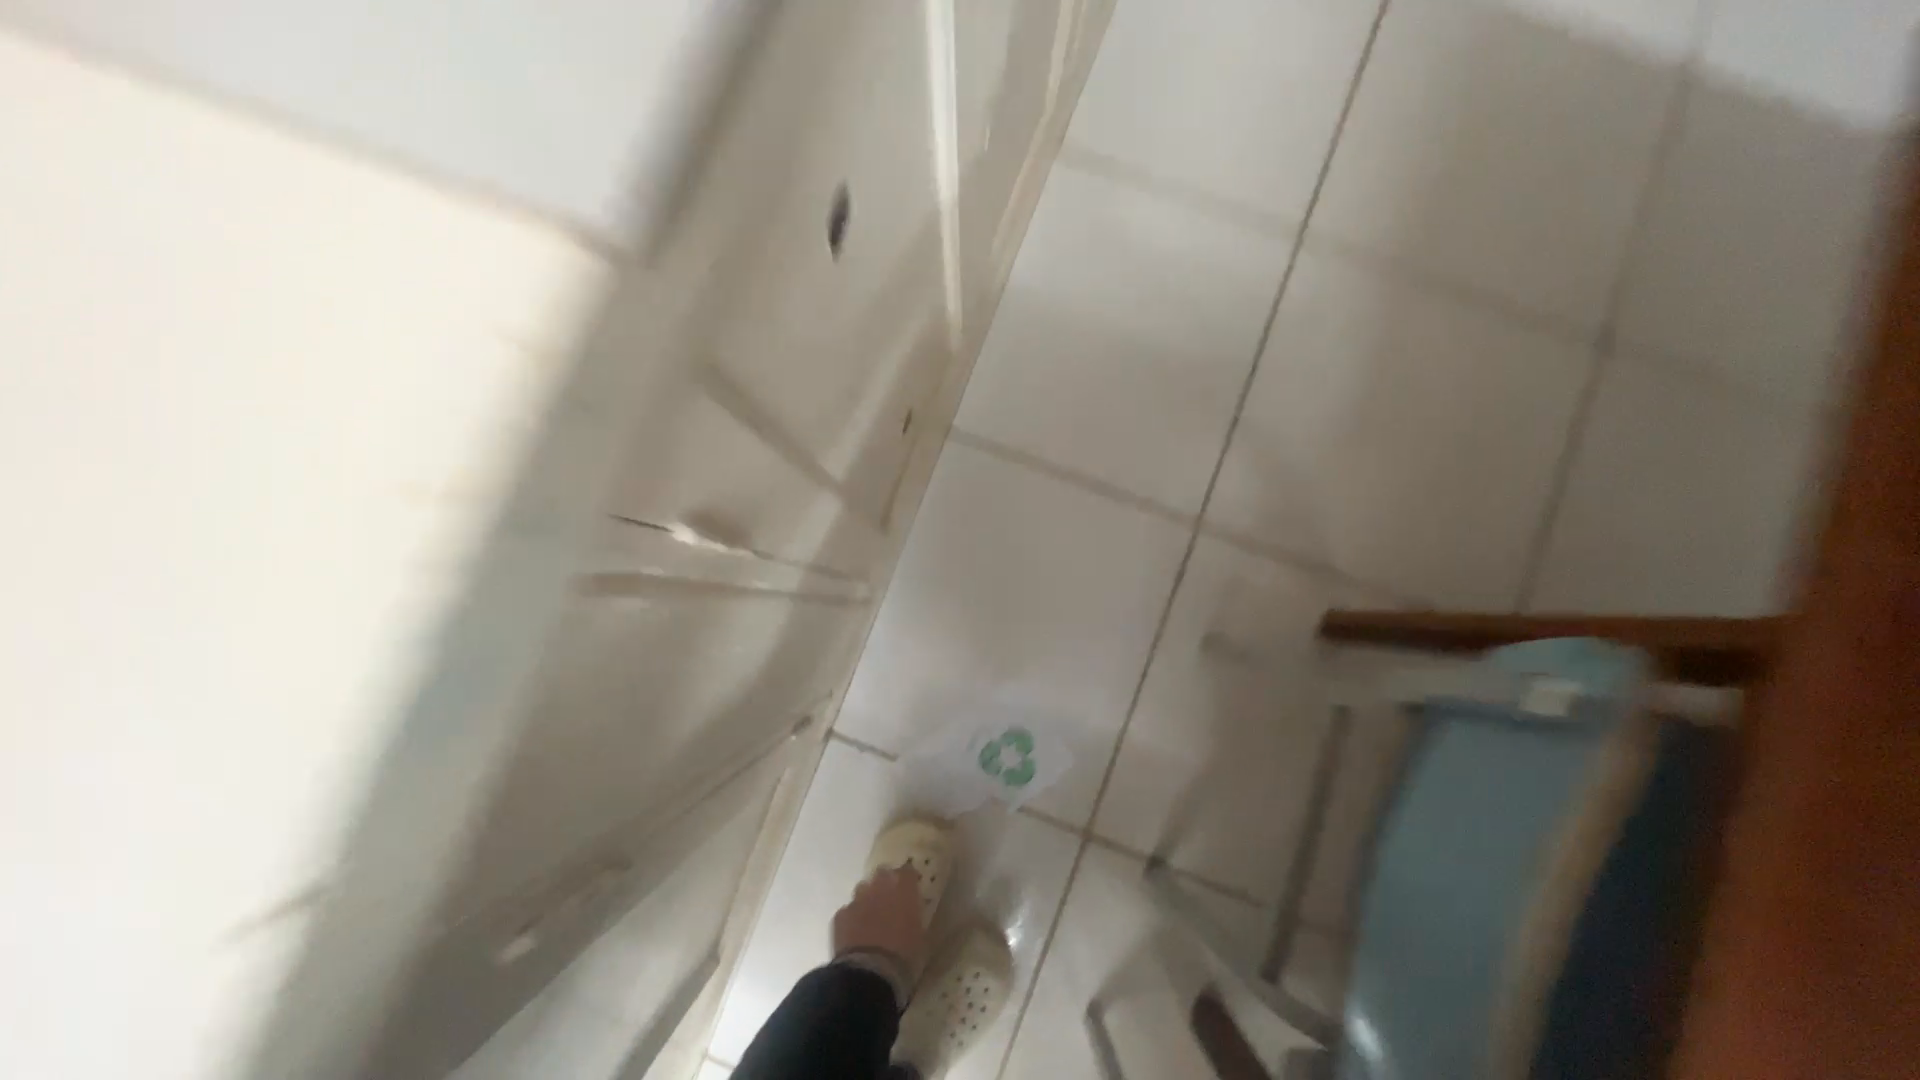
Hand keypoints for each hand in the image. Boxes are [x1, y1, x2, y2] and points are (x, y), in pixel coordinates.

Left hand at [831, 864, 927, 973]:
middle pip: (882, 874)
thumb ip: (914, 916)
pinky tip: (854, 934)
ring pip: (862, 890)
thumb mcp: (920, 936)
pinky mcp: (840, 915)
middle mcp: (879, 888)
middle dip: (885, 883)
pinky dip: (852, 918)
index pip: (907, 871)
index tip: (910, 887)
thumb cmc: (904, 956)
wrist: (869, 972)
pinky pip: (848, 911)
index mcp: (903, 891)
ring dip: (867, 899)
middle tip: (889, 900)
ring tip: (870, 917)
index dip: (907, 878)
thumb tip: (911, 913)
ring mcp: (857, 900)